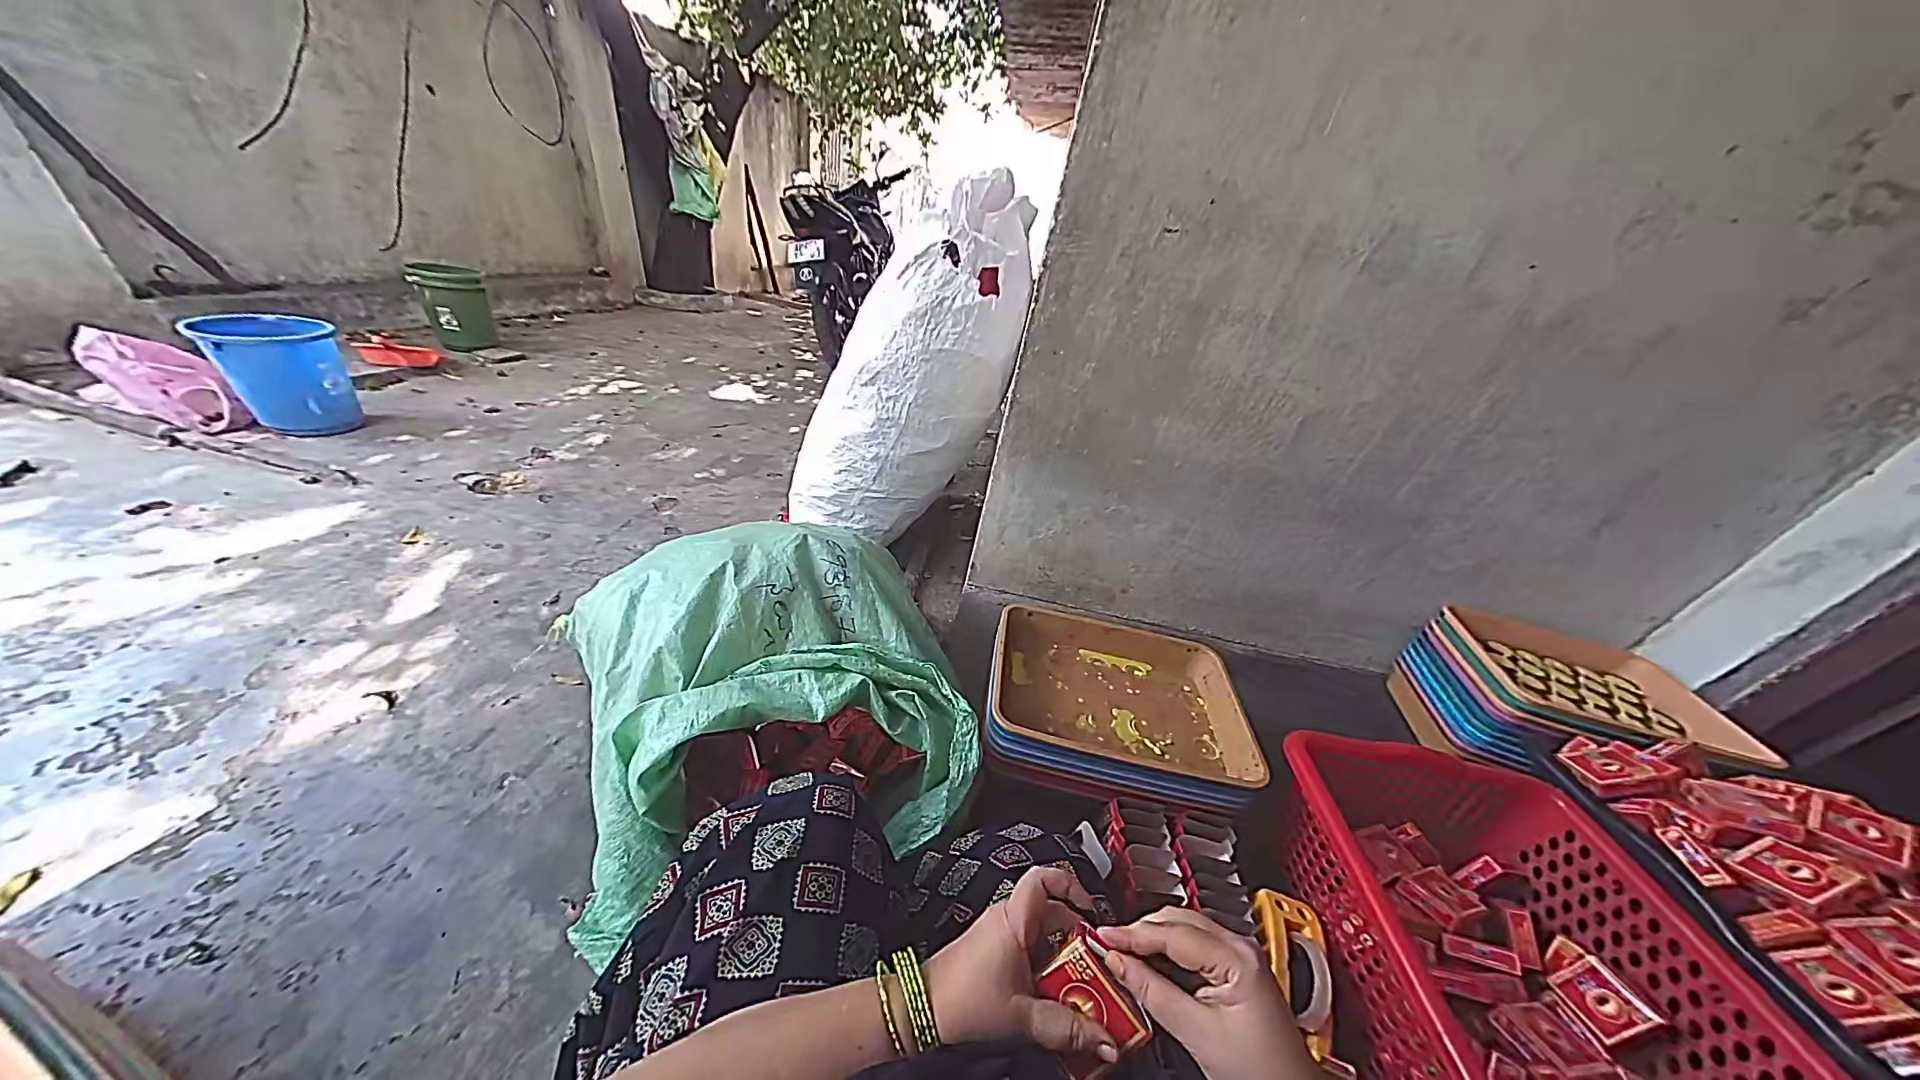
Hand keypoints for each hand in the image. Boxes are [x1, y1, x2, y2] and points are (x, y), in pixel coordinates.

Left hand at [922, 866, 1118, 1063]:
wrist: (927, 1007)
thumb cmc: (962, 998)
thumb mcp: (1023, 1015)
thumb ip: (1067, 1027)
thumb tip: (1103, 1038)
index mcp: (1014, 919)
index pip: (1044, 878)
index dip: (1072, 886)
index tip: (1091, 912)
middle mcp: (1008, 918)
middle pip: (1053, 911)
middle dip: (1077, 936)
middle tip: (1095, 965)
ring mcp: (1001, 932)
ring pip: (1043, 932)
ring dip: (1064, 955)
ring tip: (1079, 984)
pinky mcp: (997, 949)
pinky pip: (1031, 947)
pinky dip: (1047, 964)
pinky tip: (1054, 992)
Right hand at [1098, 907, 1315, 1079]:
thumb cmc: (1262, 1072)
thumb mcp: (1196, 1033)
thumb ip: (1152, 992)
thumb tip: (1118, 961)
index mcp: (1236, 957)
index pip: (1171, 932)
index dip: (1132, 934)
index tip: (1103, 936)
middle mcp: (1240, 946)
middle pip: (1176, 920)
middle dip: (1139, 931)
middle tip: (1107, 943)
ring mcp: (1238, 953)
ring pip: (1182, 928)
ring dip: (1151, 938)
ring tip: (1122, 951)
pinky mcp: (1234, 964)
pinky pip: (1191, 943)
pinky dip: (1165, 948)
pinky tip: (1148, 961)